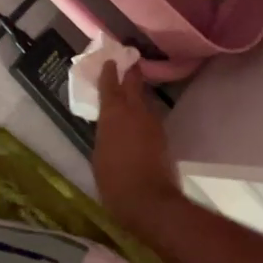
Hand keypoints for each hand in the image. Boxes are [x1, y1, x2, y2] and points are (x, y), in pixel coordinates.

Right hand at [93, 62, 180, 226]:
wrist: (151, 203)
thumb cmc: (115, 181)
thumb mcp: (99, 155)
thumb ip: (104, 134)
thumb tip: (108, 127)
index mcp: (113, 113)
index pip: (110, 83)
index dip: (109, 70)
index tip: (109, 59)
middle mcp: (134, 111)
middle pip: (134, 83)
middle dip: (130, 71)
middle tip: (128, 61)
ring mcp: (152, 123)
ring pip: (145, 100)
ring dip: (138, 93)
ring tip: (132, 91)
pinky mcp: (163, 137)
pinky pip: (151, 117)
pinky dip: (145, 113)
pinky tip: (140, 120)